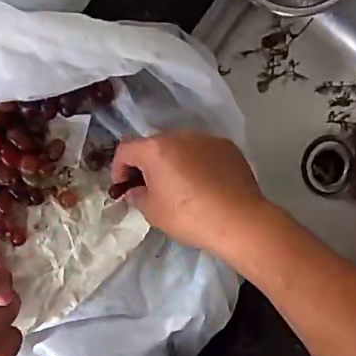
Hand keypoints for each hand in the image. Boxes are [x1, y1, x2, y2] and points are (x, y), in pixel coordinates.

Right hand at [111, 132, 273, 255]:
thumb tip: (136, 190)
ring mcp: (206, 139)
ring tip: (179, 186)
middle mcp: (180, 135)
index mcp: (155, 149)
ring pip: (181, 147)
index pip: (126, 150)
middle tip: (148, 187)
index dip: (118, 168)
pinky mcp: (228, 147)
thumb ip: (138, 195)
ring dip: (173, 162)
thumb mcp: (153, 212)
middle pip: (154, 145)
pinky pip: (203, 152)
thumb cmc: (188, 216)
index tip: (121, 187)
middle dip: (147, 164)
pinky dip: (197, 163)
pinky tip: (204, 185)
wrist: (238, 220)